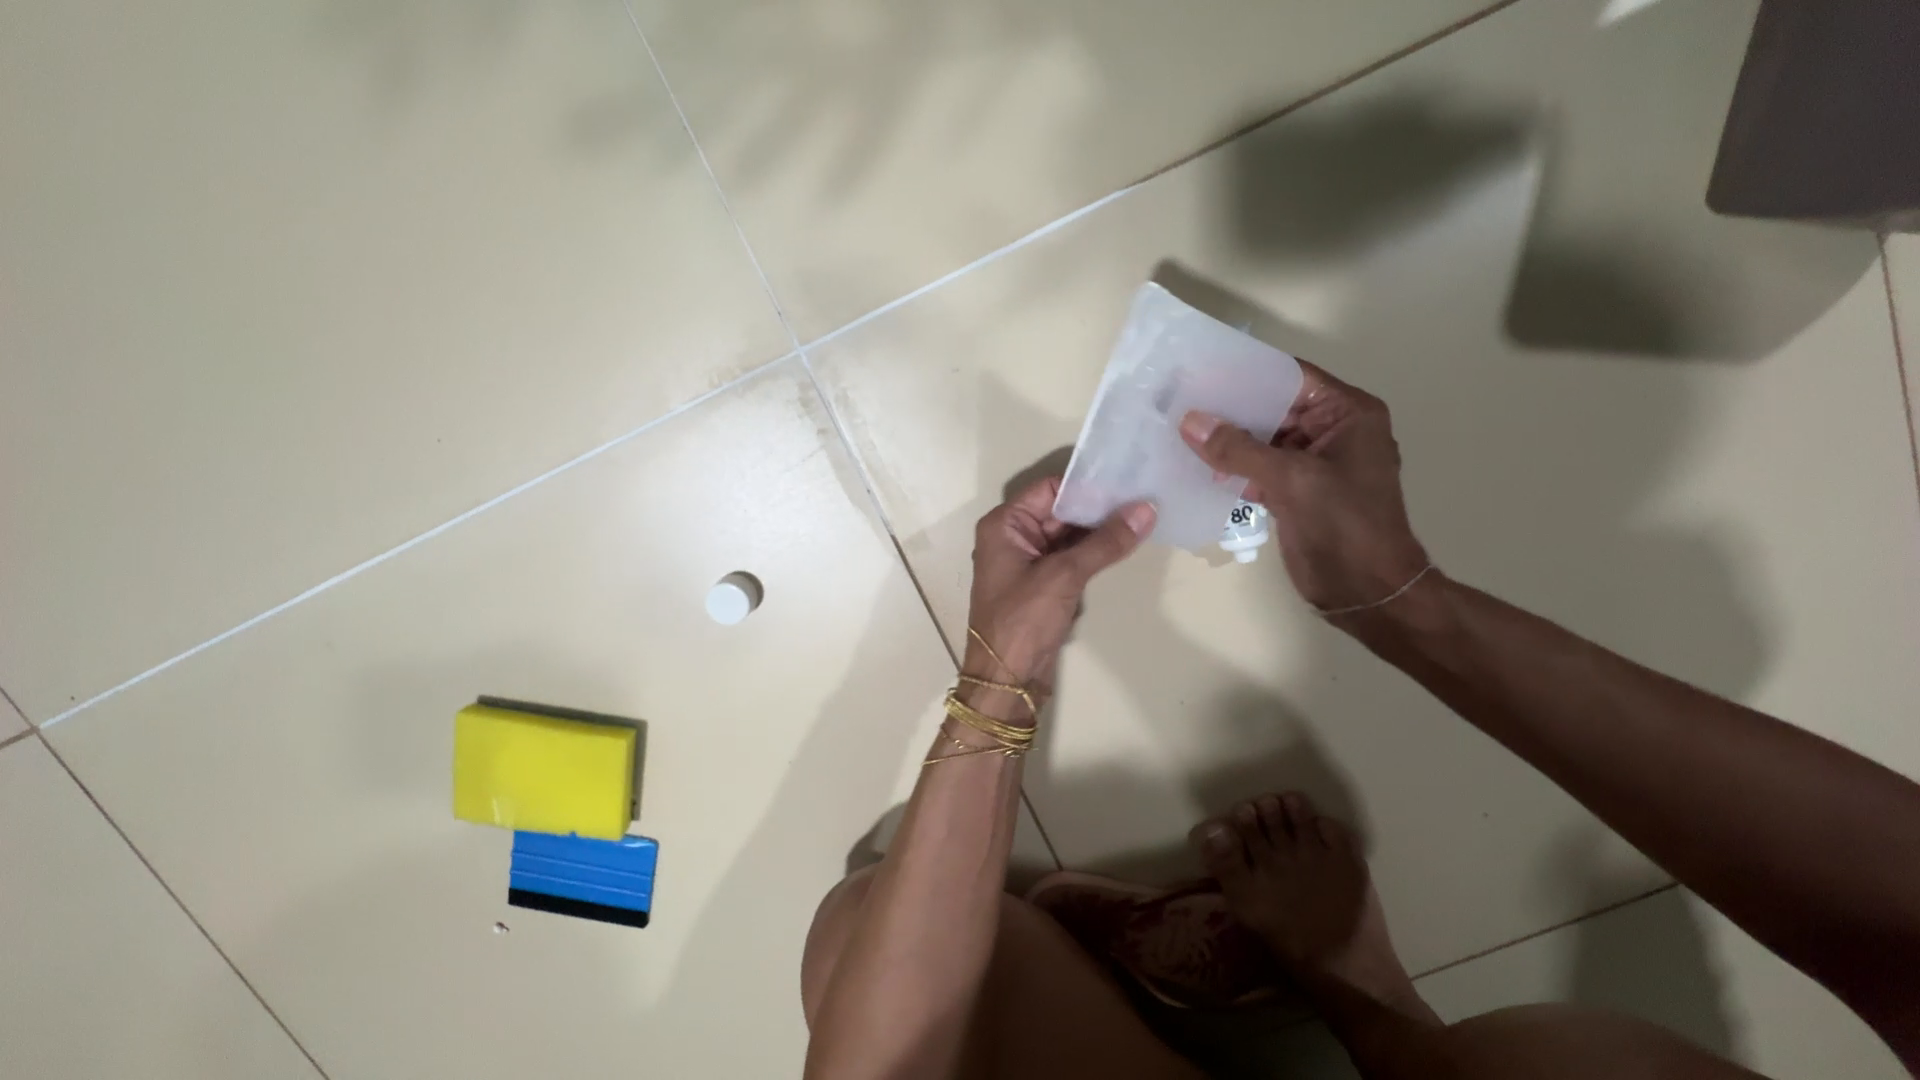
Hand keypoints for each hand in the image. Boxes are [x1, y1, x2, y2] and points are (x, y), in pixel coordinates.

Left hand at [962, 477, 1155, 718]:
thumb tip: (1146, 509)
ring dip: (1101, 531)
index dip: (1088, 485)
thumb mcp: (1065, 576)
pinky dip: (1095, 553)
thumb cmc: (1023, 620)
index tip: (1128, 482)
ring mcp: (1028, 562)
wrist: (1007, 679)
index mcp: (1005, 525)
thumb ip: (1106, 542)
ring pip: (1070, 535)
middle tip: (1146, 496)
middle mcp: (1013, 537)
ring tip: (1145, 516)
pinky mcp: (1043, 585)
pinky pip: (1071, 558)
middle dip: (1100, 507)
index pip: (1050, 489)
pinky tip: (1126, 544)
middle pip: (1062, 510)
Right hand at [1179, 360, 1427, 612]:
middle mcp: (1331, 431)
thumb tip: (1190, 421)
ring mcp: (1311, 463)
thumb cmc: (1344, 524)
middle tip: (1177, 399)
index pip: (1290, 377)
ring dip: (1224, 439)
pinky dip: (1230, 468)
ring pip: (1261, 440)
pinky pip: (1257, 469)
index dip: (1245, 372)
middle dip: (1228, 407)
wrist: (1367, 590)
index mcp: (1347, 413)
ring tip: (1176, 429)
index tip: (1199, 370)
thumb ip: (1239, 449)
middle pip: (1272, 407)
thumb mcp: (1292, 479)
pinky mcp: (1294, 491)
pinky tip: (1193, 465)